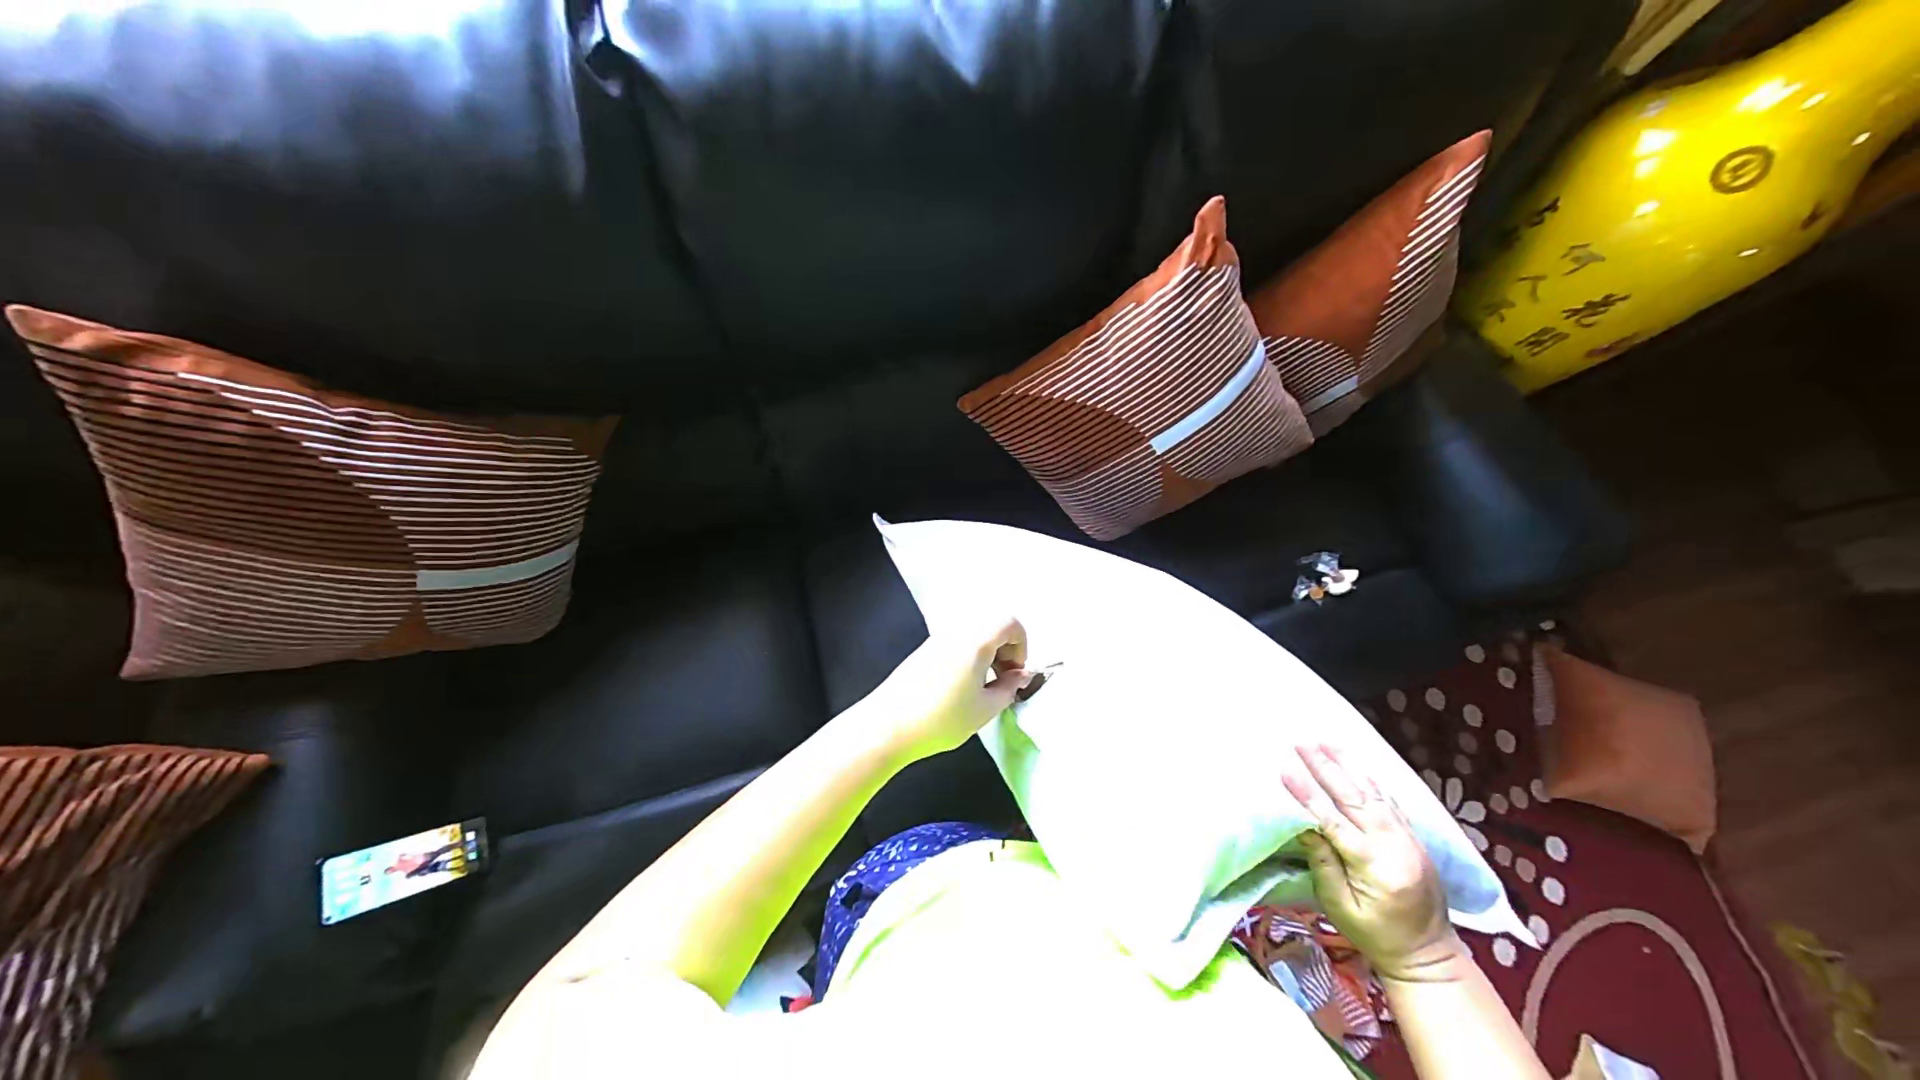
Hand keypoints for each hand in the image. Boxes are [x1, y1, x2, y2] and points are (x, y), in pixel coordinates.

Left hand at [859, 617, 1032, 763]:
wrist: (887, 726)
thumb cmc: (937, 720)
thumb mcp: (984, 710)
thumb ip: (1009, 688)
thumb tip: (1020, 677)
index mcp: (974, 641)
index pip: (1009, 623)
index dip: (1021, 645)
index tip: (1017, 671)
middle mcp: (955, 633)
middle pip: (991, 625)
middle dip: (1005, 649)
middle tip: (1004, 680)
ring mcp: (936, 640)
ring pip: (973, 634)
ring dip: (986, 653)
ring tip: (984, 687)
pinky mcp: (923, 651)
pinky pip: (956, 643)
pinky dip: (968, 657)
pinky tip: (962, 687)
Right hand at [1281, 744, 1462, 981]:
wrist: (1429, 955)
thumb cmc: (1376, 936)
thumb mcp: (1340, 907)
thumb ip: (1323, 864)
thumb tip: (1302, 824)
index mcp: (1375, 867)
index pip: (1334, 822)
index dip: (1308, 794)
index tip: (1285, 768)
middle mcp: (1395, 846)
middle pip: (1355, 798)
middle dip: (1325, 768)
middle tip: (1301, 743)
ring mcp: (1408, 839)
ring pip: (1374, 793)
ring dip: (1348, 766)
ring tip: (1326, 742)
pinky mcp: (1414, 838)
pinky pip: (1390, 802)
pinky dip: (1371, 780)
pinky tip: (1356, 765)